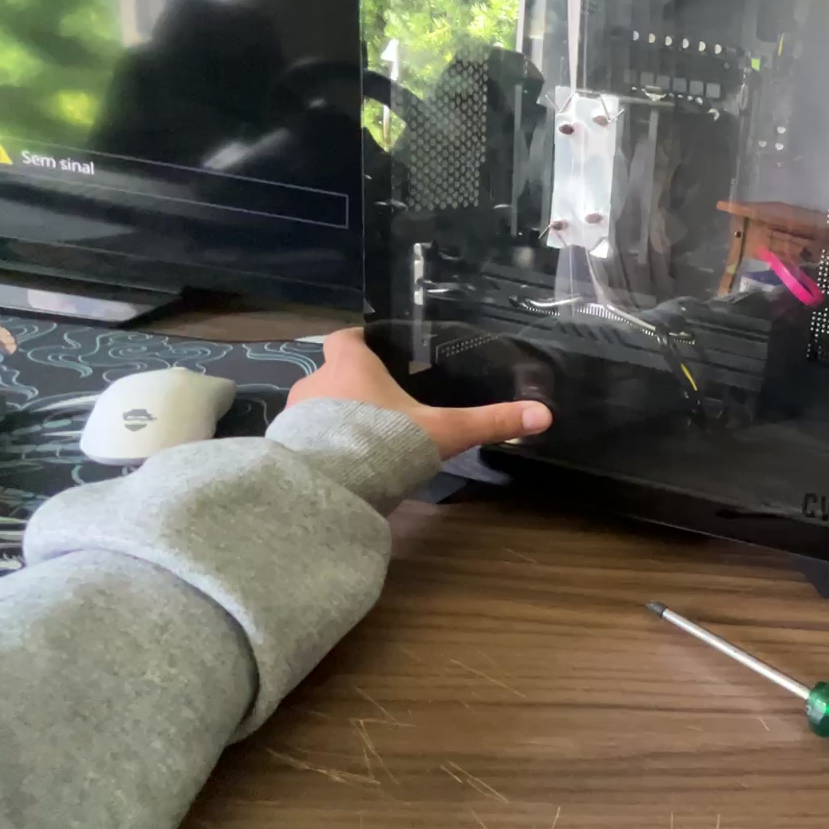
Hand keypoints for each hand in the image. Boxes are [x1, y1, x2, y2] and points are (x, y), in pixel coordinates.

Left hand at [287, 328, 552, 458]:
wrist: (325, 489)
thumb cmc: (384, 441)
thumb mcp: (447, 431)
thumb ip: (491, 421)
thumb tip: (543, 414)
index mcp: (352, 367)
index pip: (346, 338)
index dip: (362, 340)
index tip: (380, 349)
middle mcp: (316, 384)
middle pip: (333, 373)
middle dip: (356, 385)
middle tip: (389, 400)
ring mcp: (294, 418)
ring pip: (318, 407)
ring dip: (338, 416)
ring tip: (371, 434)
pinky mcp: (285, 450)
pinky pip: (307, 438)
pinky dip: (326, 445)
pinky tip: (352, 462)